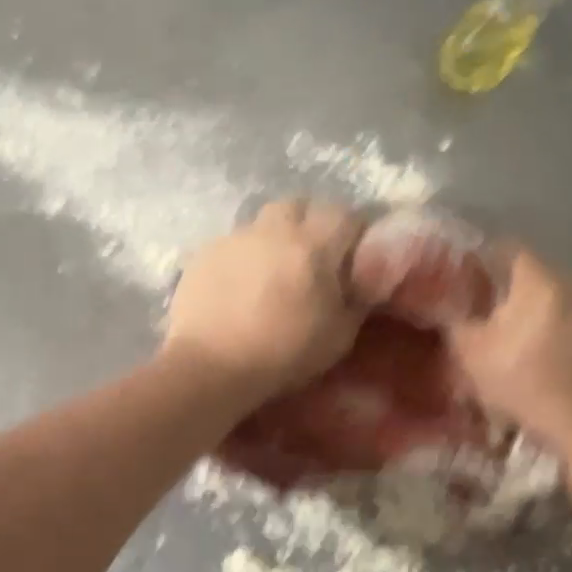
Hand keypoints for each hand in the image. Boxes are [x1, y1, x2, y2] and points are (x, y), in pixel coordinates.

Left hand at [163, 199, 363, 396]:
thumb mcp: (339, 336)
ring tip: (273, 270)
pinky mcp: (205, 252)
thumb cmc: (283, 353)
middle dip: (310, 222)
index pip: (344, 215)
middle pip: (299, 206)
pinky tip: (239, 286)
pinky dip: (242, 256)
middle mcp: (274, 230)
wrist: (212, 365)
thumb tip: (366, 278)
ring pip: (262, 222)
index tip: (353, 254)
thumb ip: (358, 299)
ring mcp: (236, 238)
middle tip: (313, 255)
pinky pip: (233, 243)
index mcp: (314, 246)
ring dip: (274, 237)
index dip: (352, 231)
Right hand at [446, 249, 571, 446]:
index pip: (507, 250)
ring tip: (518, 341)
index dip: (482, 263)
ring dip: (537, 311)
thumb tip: (446, 301)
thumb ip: (454, 318)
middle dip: (509, 291)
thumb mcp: (471, 354)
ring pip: (557, 298)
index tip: (467, 286)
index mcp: (540, 281)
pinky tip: (549, 358)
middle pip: (533, 275)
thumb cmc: (524, 384)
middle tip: (487, 316)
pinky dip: (560, 330)